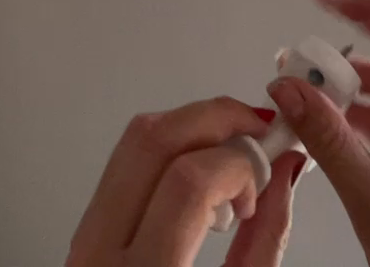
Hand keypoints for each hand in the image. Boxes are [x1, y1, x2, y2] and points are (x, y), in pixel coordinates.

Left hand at [68, 96, 307, 266]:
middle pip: (152, 139)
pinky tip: (204, 178)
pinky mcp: (87, 231)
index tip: (274, 158)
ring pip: (134, 140)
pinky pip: (128, 163)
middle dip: (215, 117)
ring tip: (235, 167)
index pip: (186, 182)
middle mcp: (100, 254)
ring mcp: (85, 238)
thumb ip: (264, 244)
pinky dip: (172, 150)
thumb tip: (284, 174)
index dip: (240, 157)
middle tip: (259, 132)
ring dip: (193, 129)